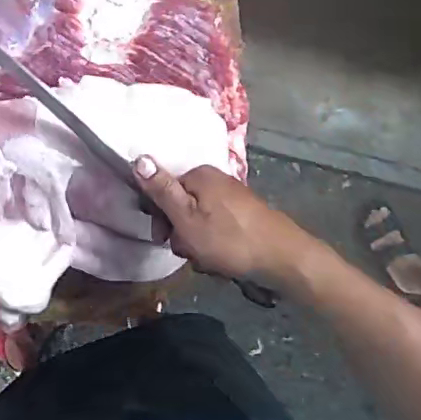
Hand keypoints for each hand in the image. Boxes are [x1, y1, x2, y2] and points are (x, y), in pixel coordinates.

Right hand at [133, 157, 319, 284]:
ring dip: (198, 246)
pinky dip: (215, 248)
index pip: (163, 190)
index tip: (164, 238)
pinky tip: (223, 261)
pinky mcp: (244, 218)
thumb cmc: (229, 240)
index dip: (159, 217)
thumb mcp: (187, 218)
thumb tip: (138, 158)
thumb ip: (162, 191)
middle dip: (181, 234)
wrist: (281, 259)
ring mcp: (232, 200)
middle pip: (181, 207)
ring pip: (198, 224)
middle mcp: (217, 181)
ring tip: (210, 260)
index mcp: (200, 175)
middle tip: (191, 252)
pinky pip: (217, 231)